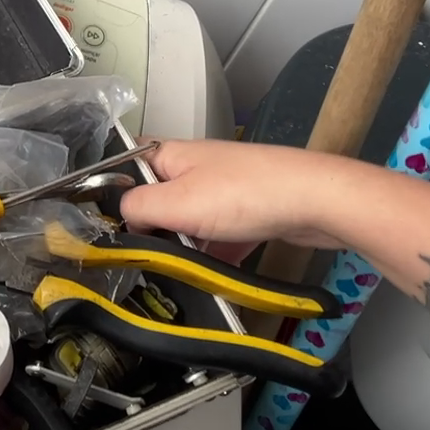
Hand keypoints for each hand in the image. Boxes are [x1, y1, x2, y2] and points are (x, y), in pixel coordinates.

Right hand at [120, 139, 370, 257]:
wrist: (315, 201)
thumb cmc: (244, 193)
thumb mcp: (177, 203)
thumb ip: (138, 209)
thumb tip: (124, 218)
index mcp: (168, 154)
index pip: (125, 165)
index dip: (114, 193)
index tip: (114, 226)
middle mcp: (191, 166)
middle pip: (157, 197)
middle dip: (155, 228)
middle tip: (151, 254)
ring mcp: (220, 187)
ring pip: (188, 220)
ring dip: (187, 244)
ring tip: (185, 268)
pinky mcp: (245, 209)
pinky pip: (218, 234)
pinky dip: (215, 253)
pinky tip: (215, 275)